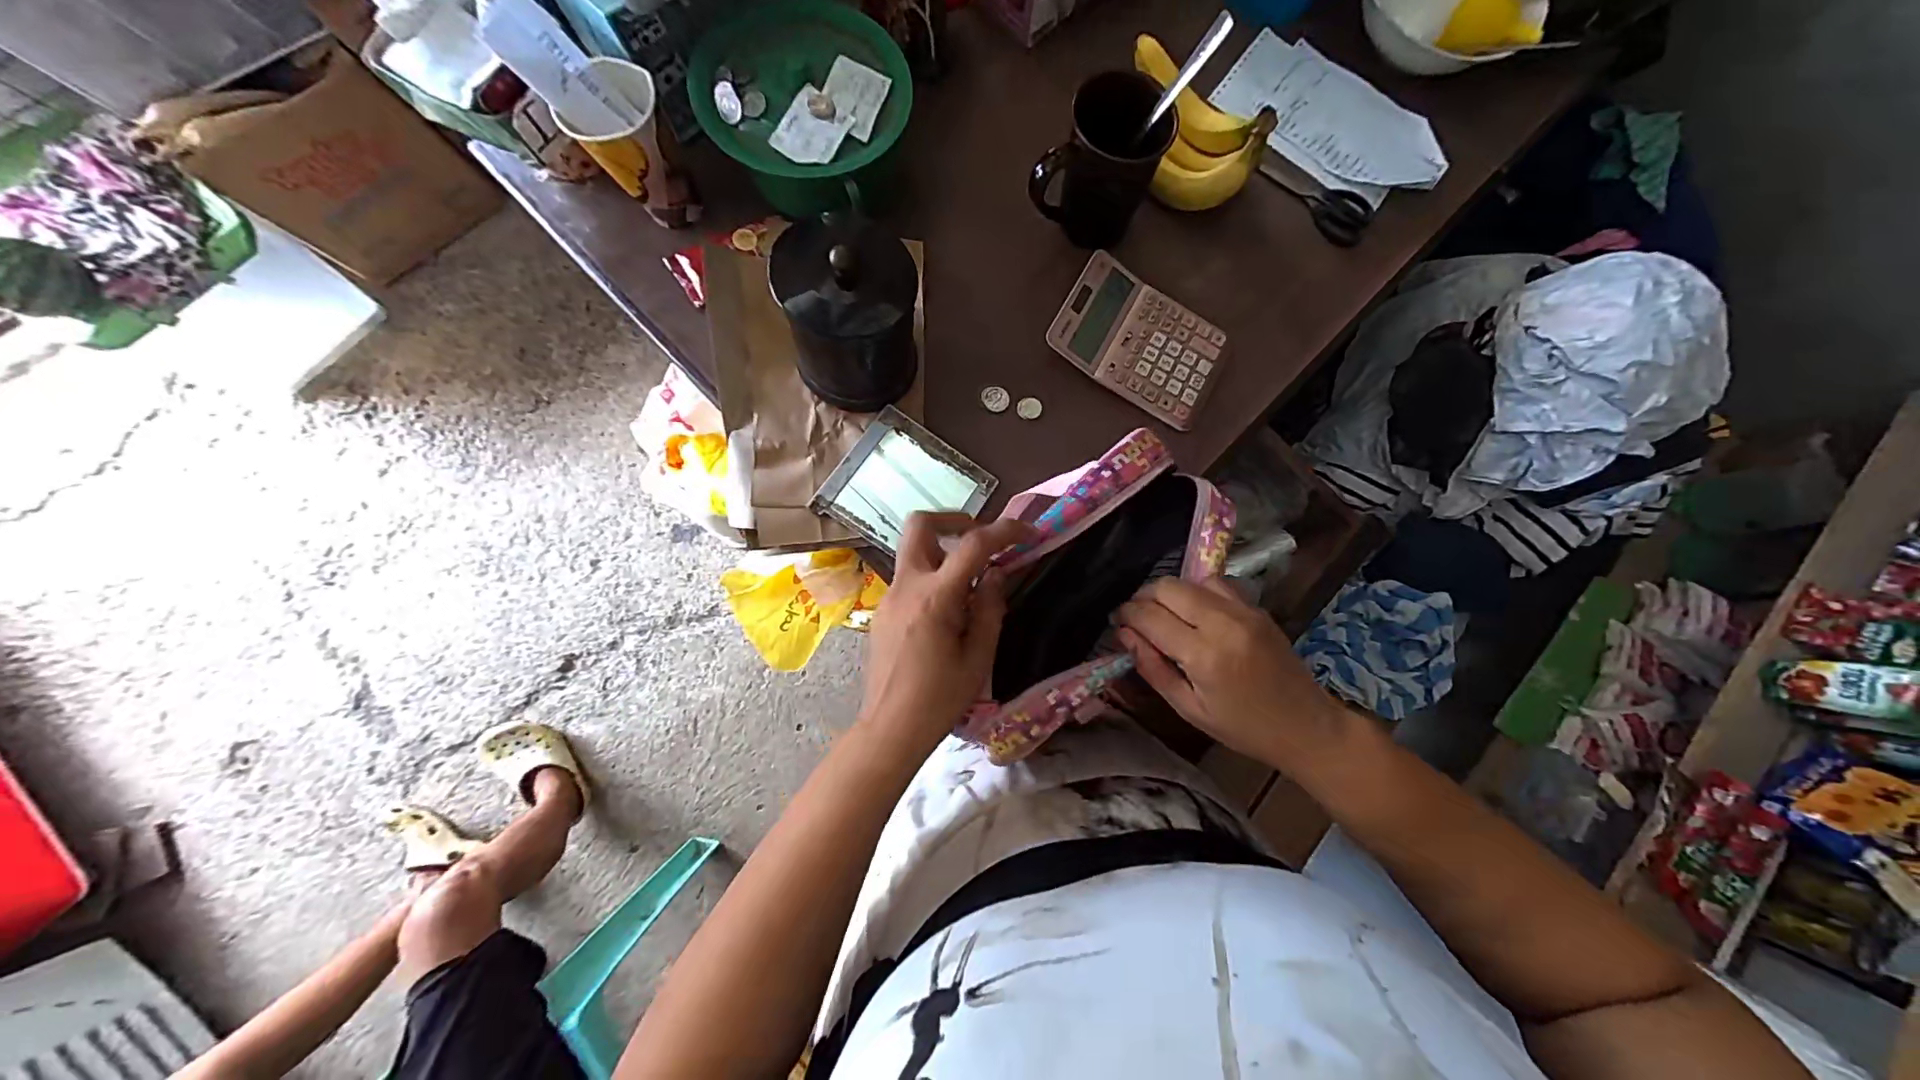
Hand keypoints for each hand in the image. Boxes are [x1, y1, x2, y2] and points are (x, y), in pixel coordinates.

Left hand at [860, 513, 1035, 746]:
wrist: (891, 728)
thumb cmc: (940, 700)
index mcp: (935, 598)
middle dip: (955, 520)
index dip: (1005, 530)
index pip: (973, 544)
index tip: (1029, 533)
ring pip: (913, 550)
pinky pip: (909, 577)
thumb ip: (989, 609)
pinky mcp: (883, 612)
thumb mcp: (978, 657)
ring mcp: (889, 597)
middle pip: (921, 524)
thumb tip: (995, 574)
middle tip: (982, 542)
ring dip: (943, 549)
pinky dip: (932, 575)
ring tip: (971, 580)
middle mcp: (906, 587)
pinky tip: (950, 610)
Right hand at [1116, 577, 1345, 768]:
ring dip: (1170, 593)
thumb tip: (1124, 635)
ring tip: (1165, 615)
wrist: (1307, 726)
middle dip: (1144, 598)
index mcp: (1203, 655)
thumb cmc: (1242, 728)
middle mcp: (1223, 623)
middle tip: (1137, 618)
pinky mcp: (1257, 608)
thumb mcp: (1188, 708)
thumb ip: (1152, 668)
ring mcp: (1244, 611)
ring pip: (1191, 580)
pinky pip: (1217, 585)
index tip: (1117, 622)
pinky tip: (1195, 614)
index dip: (1126, 615)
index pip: (1149, 616)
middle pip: (1167, 587)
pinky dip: (1197, 592)